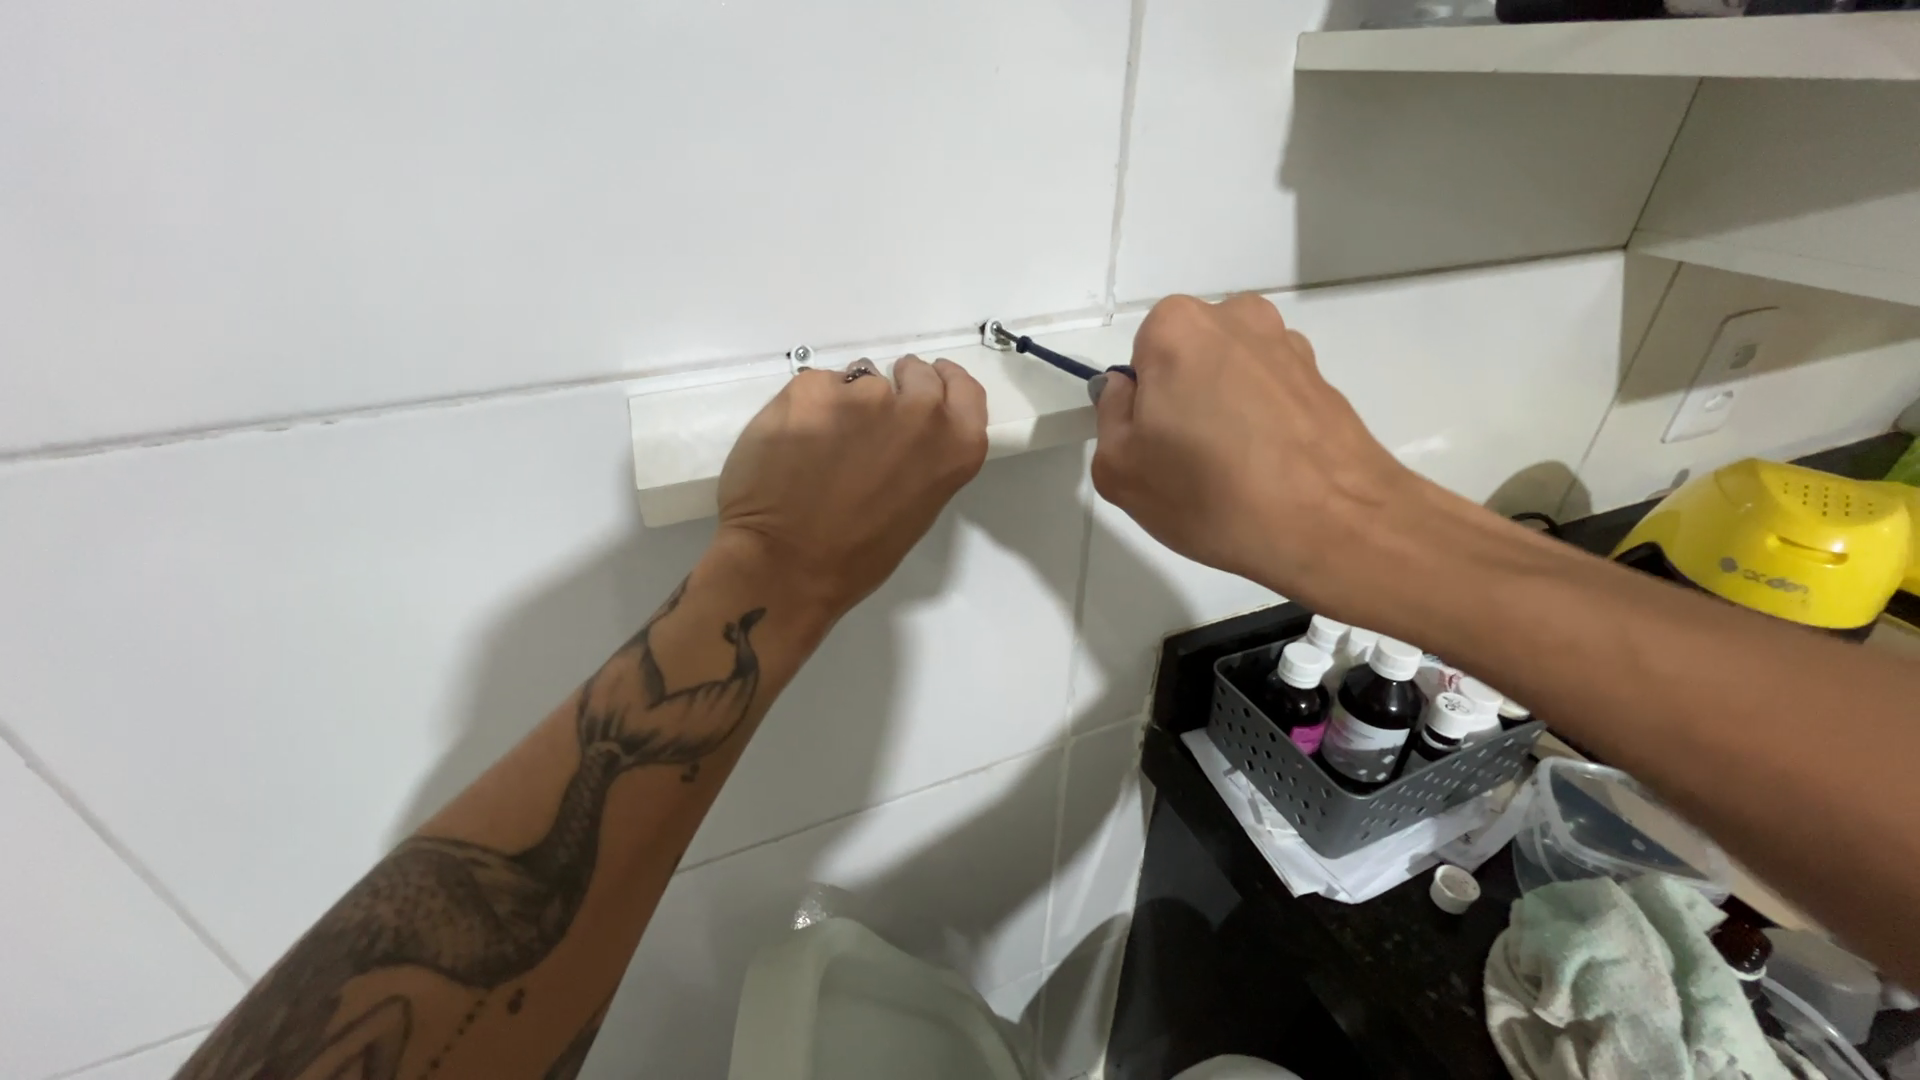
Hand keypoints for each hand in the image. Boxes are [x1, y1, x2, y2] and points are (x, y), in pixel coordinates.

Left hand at [715, 356, 989, 618]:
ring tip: (820, 447)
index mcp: (954, 447)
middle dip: (896, 387)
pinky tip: (790, 446)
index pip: (964, 390)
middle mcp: (919, 411)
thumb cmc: (856, 557)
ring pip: (859, 380)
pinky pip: (815, 386)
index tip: (930, 384)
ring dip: (846, 402)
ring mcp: (864, 394)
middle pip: (916, 373)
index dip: (944, 382)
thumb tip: (899, 437)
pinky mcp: (812, 388)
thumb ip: (923, 460)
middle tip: (868, 423)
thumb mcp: (916, 509)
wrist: (785, 564)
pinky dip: (805, 409)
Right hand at [1091, 294, 1415, 594]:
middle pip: (1186, 358)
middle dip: (1182, 399)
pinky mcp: (1321, 379)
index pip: (1139, 358)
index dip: (1142, 406)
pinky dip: (1261, 422)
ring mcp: (1286, 345)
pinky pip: (1269, 394)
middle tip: (1187, 460)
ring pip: (1230, 374)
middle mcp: (1235, 318)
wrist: (1330, 526)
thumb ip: (1109, 415)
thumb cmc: (1209, 495)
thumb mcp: (1119, 469)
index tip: (1155, 446)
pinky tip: (1265, 468)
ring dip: (1224, 409)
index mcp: (1177, 327)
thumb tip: (1128, 390)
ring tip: (1231, 469)